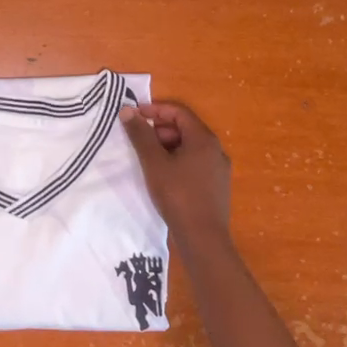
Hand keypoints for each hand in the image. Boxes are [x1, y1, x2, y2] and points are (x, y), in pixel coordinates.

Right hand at [121, 102, 231, 235]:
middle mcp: (216, 150)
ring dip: (168, 146)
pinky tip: (164, 175)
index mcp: (204, 139)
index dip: (155, 110)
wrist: (203, 237)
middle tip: (139, 139)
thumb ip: (140, 135)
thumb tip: (127, 110)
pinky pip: (195, 163)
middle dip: (160, 129)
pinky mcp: (216, 186)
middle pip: (186, 128)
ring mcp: (219, 169)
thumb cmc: (178, 195)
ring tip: (148, 158)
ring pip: (190, 147)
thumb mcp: (154, 163)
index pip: (179, 112)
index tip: (134, 116)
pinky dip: (177, 160)